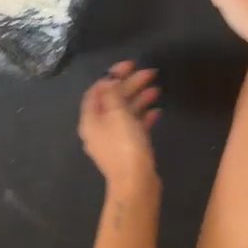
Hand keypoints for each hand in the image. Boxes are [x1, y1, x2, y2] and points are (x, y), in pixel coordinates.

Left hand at [78, 61, 160, 192]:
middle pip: (113, 100)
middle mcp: (98, 129)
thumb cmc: (125, 146)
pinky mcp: (127, 149)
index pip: (97, 90)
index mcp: (90, 120)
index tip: (130, 65)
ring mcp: (113, 140)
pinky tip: (157, 112)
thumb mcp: (118, 114)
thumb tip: (109, 80)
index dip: (112, 75)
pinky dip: (144, 117)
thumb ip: (113, 94)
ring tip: (156, 89)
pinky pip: (134, 127)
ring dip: (139, 99)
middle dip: (130, 85)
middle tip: (150, 73)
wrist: (135, 183)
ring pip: (125, 113)